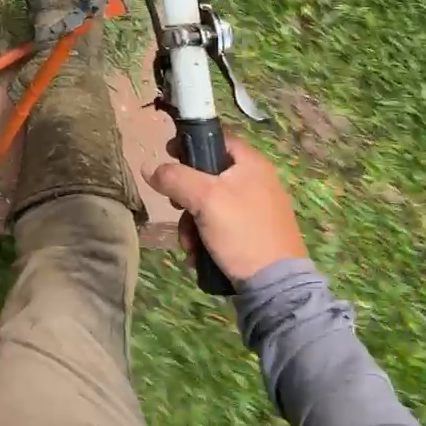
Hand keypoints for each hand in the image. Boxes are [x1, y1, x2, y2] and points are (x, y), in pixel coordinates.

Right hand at [144, 136, 309, 282]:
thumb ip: (174, 178)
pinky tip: (200, 253)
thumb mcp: (204, 199)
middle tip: (176, 206)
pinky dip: (205, 235)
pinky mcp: (254, 233)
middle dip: (185, 194)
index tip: (168, 156)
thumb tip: (149, 168)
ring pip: (210, 202)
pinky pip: (220, 223)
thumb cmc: (242, 231)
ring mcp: (256, 208)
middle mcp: (257, 181)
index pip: (215, 138)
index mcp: (251, 163)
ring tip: (190, 243)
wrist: (276, 287)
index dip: (189, 143)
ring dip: (191, 221)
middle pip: (207, 174)